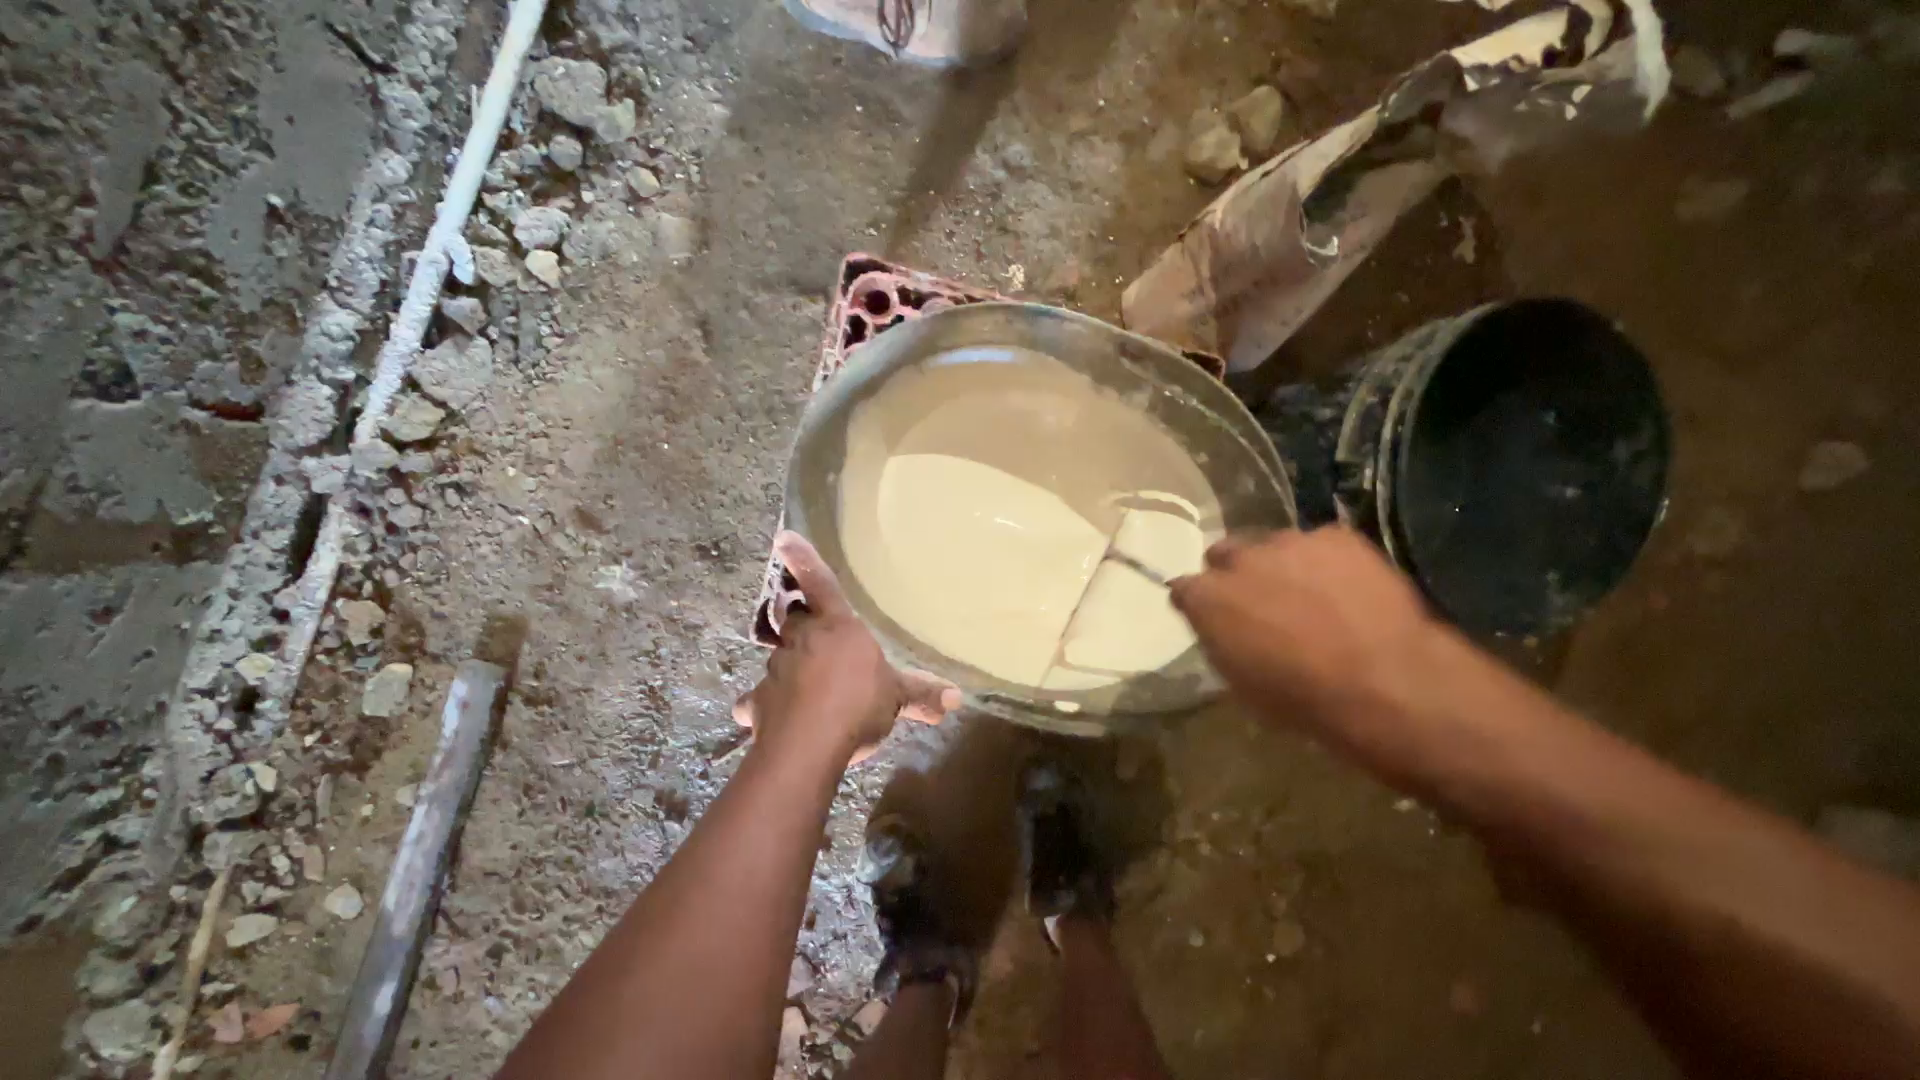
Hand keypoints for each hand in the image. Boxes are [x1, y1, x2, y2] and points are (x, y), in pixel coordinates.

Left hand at [735, 532, 959, 763]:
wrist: (808, 745)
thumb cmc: (857, 704)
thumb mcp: (896, 698)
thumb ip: (921, 695)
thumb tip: (956, 698)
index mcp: (836, 627)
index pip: (820, 584)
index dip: (802, 559)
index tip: (782, 537)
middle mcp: (801, 640)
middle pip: (793, 619)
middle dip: (798, 620)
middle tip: (808, 626)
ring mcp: (775, 670)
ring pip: (778, 658)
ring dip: (788, 664)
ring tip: (802, 684)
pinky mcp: (757, 702)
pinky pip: (757, 701)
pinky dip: (760, 708)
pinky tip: (766, 719)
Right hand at [1169, 527, 1435, 737]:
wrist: (1383, 682)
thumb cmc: (1301, 698)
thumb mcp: (1240, 683)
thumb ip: (1220, 640)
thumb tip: (1220, 627)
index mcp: (1208, 598)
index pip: (1184, 588)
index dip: (1198, 603)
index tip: (1212, 618)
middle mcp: (1241, 559)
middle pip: (1224, 554)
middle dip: (1234, 574)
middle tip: (1259, 603)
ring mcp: (1290, 542)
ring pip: (1273, 546)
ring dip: (1282, 566)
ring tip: (1310, 596)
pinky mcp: (1336, 536)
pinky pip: (1321, 544)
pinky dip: (1327, 562)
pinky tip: (1346, 590)